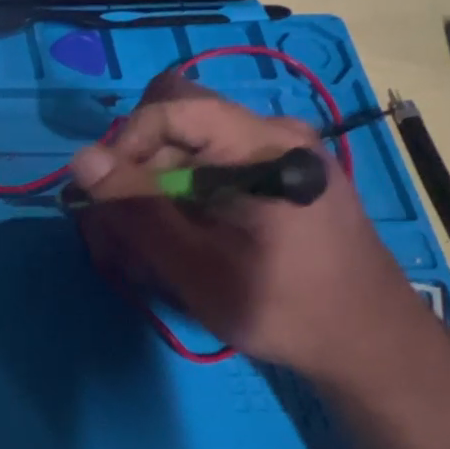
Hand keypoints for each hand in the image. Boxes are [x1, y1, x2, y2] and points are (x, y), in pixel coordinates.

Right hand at [68, 74, 431, 382]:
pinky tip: (164, 251)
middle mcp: (268, 136)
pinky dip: (168, 208)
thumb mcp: (196, 266)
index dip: (124, 142)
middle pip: (167, 130)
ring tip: (134, 258)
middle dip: (127, 178)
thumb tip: (80, 159)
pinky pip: (197, 174)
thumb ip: (137, 208)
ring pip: (173, 155)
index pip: (171, 106)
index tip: (103, 195)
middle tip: (111, 235)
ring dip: (142, 200)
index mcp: (263, 148)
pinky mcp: (264, 178)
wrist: (369, 342)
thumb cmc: (284, 309)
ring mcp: (268, 156)